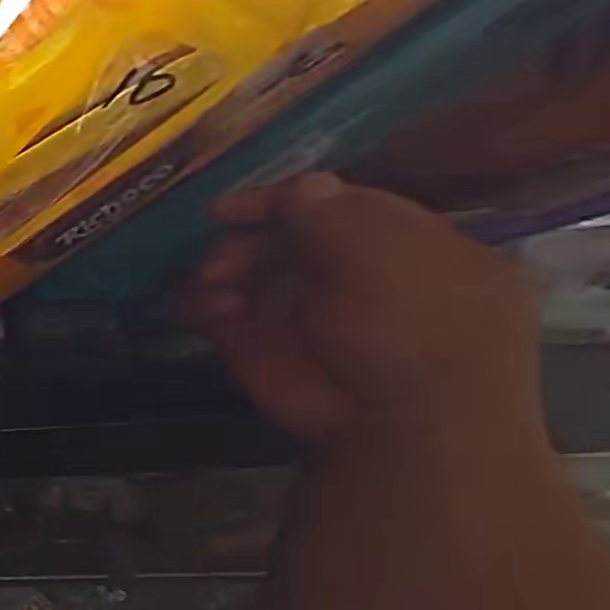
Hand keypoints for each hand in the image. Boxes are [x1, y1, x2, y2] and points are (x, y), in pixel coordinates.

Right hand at [182, 172, 540, 444]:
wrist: (391, 425)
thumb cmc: (412, 333)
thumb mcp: (389, 260)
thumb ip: (339, 217)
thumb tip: (299, 184)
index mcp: (394, 246)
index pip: (333, 205)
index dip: (281, 199)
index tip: (229, 206)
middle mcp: (341, 273)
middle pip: (274, 236)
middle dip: (241, 241)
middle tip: (223, 260)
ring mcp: (292, 308)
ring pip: (236, 270)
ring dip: (215, 270)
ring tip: (215, 288)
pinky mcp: (250, 341)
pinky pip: (209, 308)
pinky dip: (198, 303)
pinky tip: (209, 311)